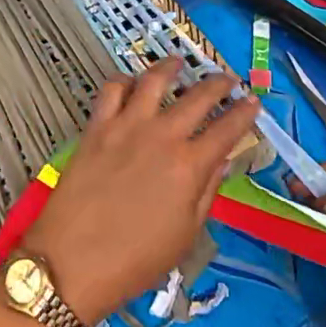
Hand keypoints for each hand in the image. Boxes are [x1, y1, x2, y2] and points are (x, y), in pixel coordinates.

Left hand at [21, 59, 257, 323]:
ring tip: (179, 63)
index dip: (244, 113)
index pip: (228, 129)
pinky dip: (125, 81)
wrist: (72, 263)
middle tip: (228, 79)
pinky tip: (131, 84)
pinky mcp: (97, 127)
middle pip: (198, 96)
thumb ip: (207, 192)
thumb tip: (221, 161)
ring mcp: (127, 126)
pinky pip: (112, 90)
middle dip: (219, 84)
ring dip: (171, 67)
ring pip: (154, 80)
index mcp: (190, 166)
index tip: (253, 103)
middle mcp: (163, 136)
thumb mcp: (185, 235)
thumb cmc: (135, 260)